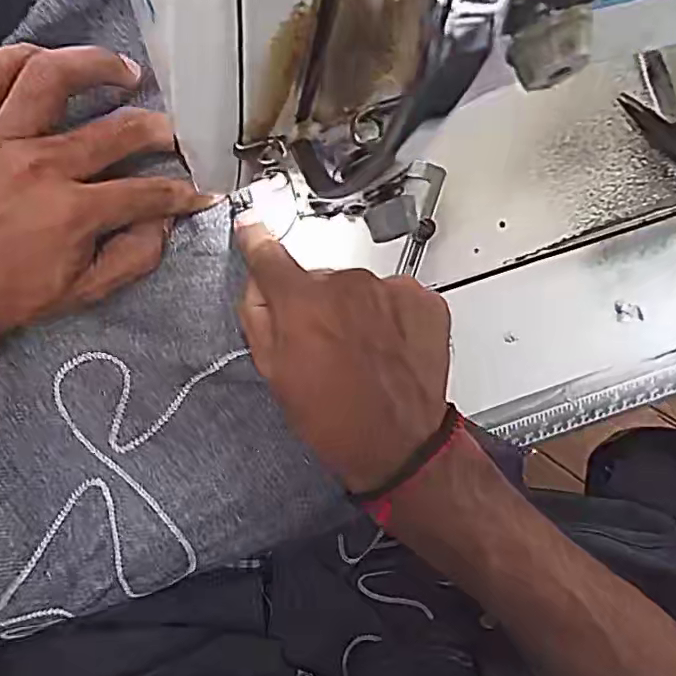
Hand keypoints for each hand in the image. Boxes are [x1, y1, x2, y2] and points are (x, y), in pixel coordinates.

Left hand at [0, 44, 210, 383]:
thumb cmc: (11, 295)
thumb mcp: (82, 292)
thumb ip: (132, 257)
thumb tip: (165, 223)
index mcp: (72, 213)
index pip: (146, 191)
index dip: (182, 193)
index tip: (198, 191)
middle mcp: (41, 167)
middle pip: (117, 130)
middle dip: (158, 130)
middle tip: (171, 134)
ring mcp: (0, 141)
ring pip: (52, 77)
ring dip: (96, 65)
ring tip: (123, 71)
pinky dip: (18, 56)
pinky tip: (46, 61)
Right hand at [235, 220, 451, 491]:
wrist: (397, 444)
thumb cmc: (336, 420)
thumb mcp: (274, 374)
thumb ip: (258, 318)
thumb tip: (257, 286)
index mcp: (302, 304)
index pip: (269, 255)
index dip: (256, 242)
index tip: (252, 230)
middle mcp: (346, 286)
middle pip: (318, 278)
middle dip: (315, 304)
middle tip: (324, 347)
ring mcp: (389, 291)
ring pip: (357, 288)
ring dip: (354, 311)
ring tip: (359, 354)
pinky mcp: (422, 300)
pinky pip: (392, 295)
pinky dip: (387, 316)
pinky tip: (384, 349)